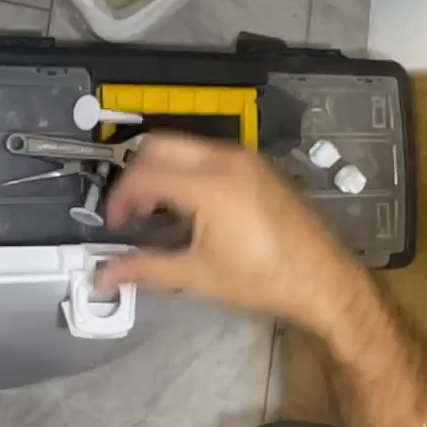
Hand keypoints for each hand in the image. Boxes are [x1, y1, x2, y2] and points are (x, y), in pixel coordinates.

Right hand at [96, 133, 368, 330]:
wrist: (325, 281)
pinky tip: (190, 206)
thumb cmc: (263, 280)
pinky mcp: (256, 165)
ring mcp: (244, 158)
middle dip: (135, 175)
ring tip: (158, 210)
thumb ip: (144, 269)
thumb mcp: (198, 276)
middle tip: (132, 211)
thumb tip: (101, 277)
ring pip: (183, 146)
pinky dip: (186, 169)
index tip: (116, 225)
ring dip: (161, 170)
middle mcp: (225, 159)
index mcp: (209, 185)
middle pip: (158, 145)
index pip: (144, 176)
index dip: (120, 199)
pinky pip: (207, 153)